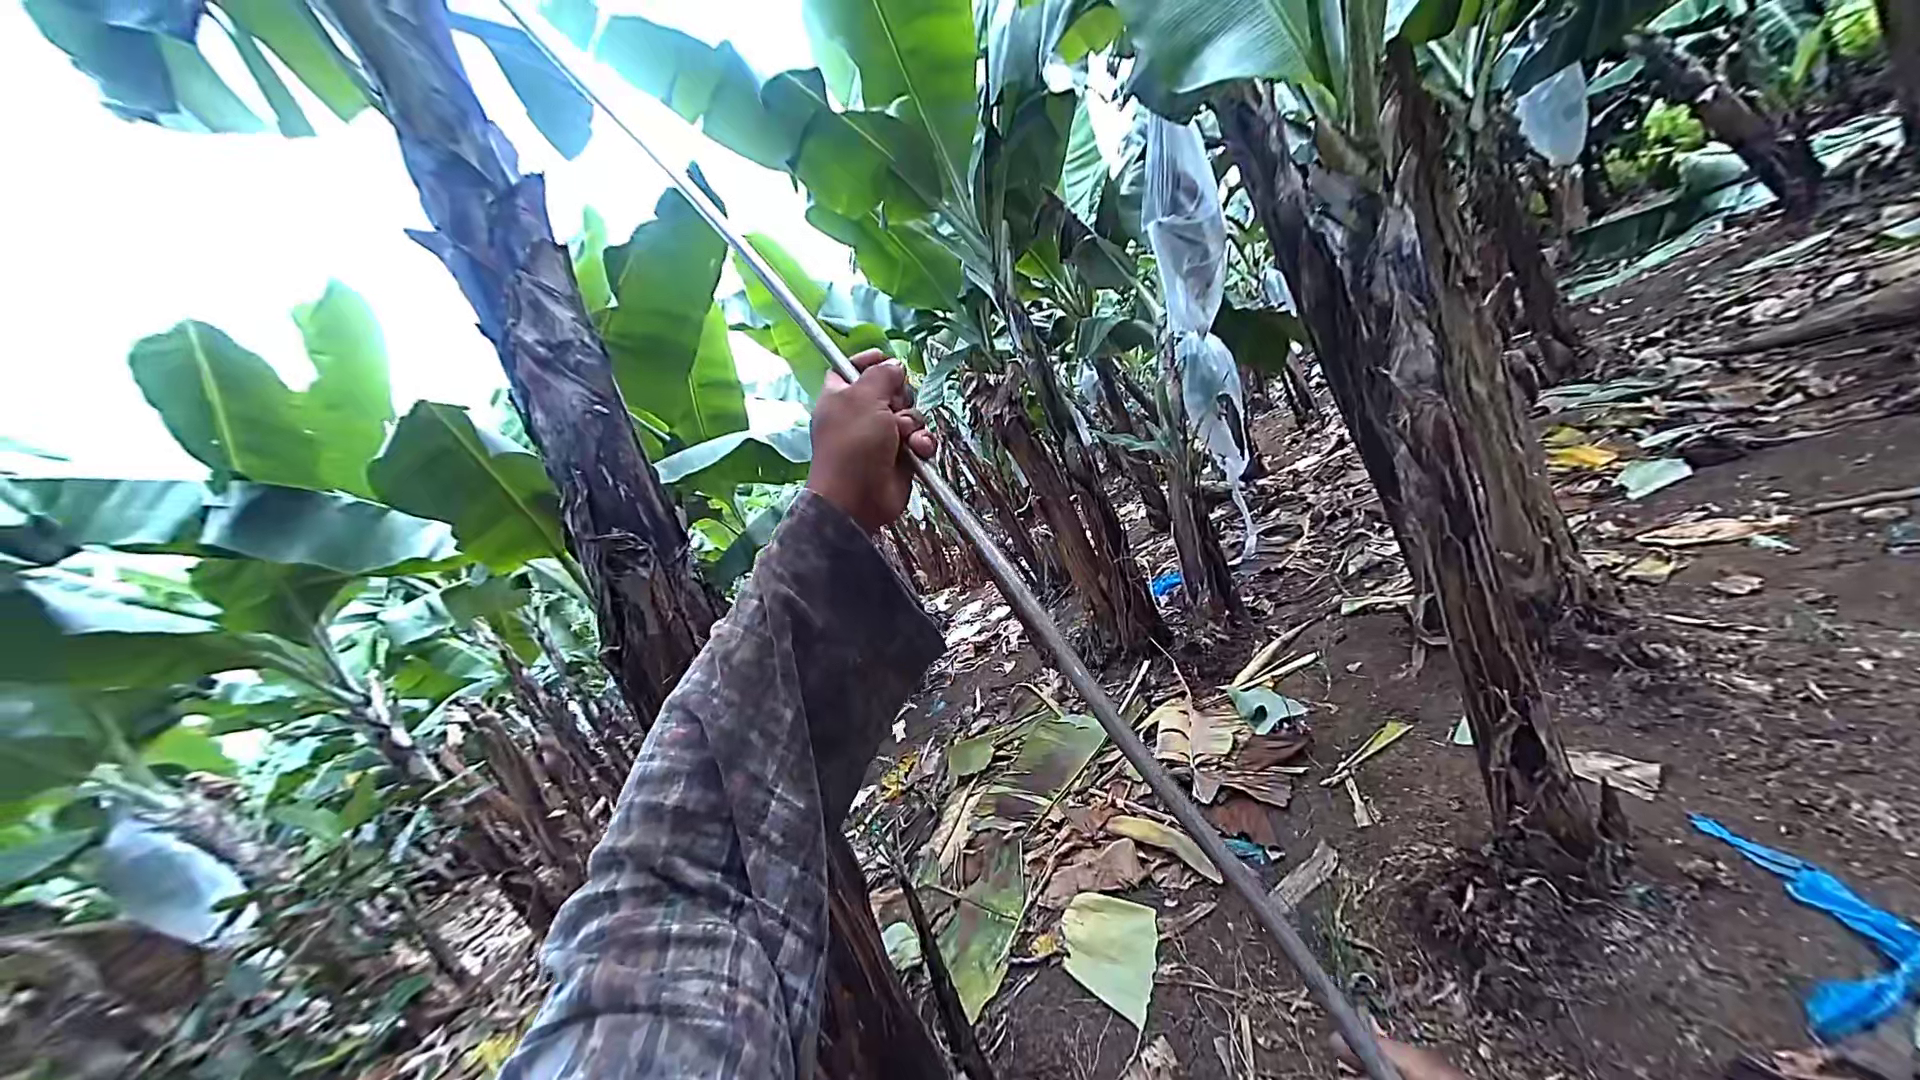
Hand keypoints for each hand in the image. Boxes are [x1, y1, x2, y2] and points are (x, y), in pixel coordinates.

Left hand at [806, 349, 936, 532]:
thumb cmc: (853, 444)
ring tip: (903, 437)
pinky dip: (922, 444)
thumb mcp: (863, 397)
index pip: (851, 369)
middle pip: (891, 391)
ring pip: (911, 416)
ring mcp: (882, 437)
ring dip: (913, 424)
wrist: (858, 497)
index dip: (868, 361)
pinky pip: (920, 440)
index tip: (885, 357)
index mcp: (840, 397)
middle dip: (901, 398)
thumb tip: (894, 366)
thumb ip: (881, 375)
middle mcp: (861, 415)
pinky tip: (917, 450)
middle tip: (893, 407)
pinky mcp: (902, 457)